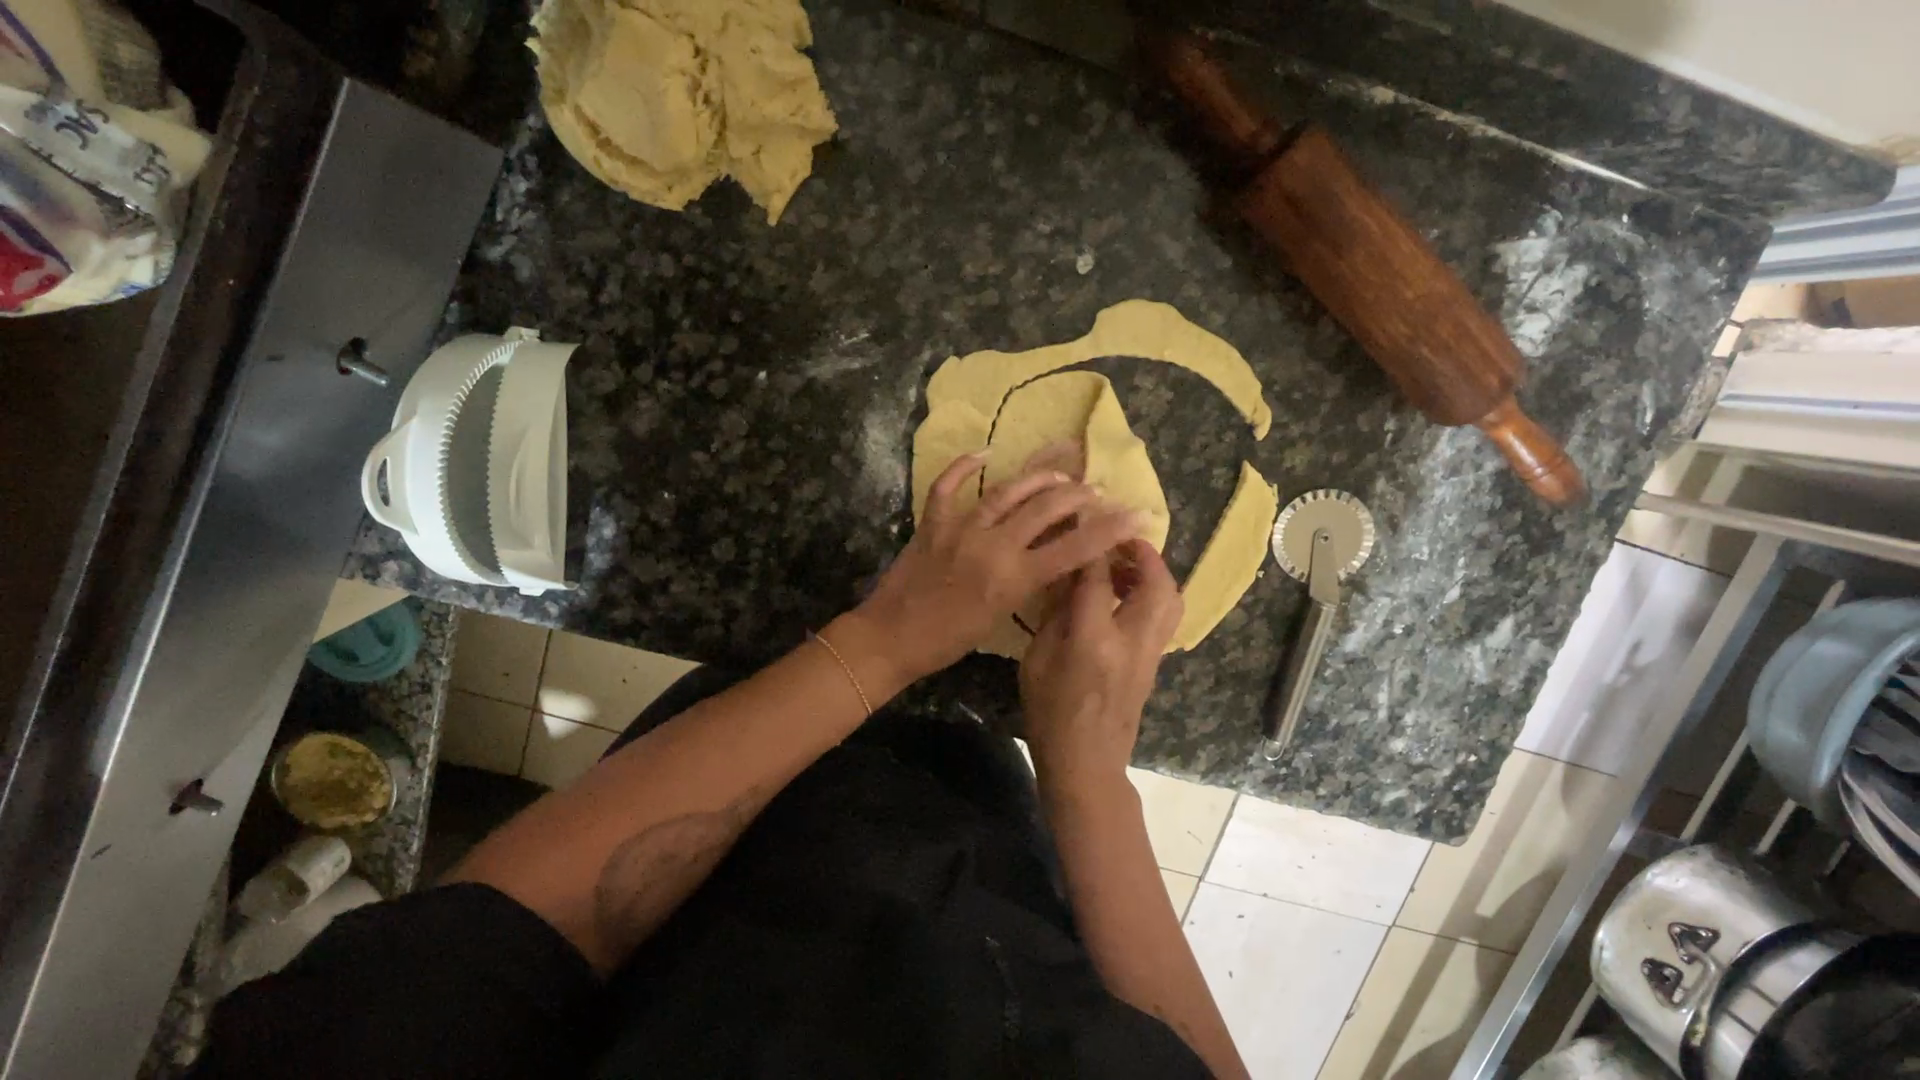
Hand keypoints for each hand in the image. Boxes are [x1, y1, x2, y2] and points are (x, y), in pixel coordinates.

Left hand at [844, 452, 1141, 687]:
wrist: (890, 639)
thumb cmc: (947, 642)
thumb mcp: (999, 618)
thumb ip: (1027, 584)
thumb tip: (1053, 557)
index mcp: (1013, 578)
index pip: (1074, 547)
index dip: (1110, 529)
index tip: (1137, 514)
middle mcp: (992, 546)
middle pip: (1045, 508)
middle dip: (1077, 496)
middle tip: (1096, 491)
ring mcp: (959, 529)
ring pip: (1006, 492)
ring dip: (1037, 479)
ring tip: (1060, 473)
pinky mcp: (931, 523)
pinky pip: (948, 487)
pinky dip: (963, 466)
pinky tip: (983, 452)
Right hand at [1019, 540, 1183, 787]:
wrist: (1086, 763)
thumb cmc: (1049, 713)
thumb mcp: (1038, 659)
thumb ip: (1056, 613)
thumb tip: (1068, 575)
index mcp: (1093, 639)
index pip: (1097, 577)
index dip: (1091, 543)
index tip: (1085, 516)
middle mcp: (1131, 641)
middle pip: (1156, 583)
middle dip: (1142, 553)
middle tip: (1119, 541)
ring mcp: (1149, 654)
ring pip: (1171, 600)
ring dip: (1154, 574)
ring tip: (1125, 566)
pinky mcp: (1155, 665)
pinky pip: (1165, 618)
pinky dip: (1153, 596)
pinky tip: (1125, 597)